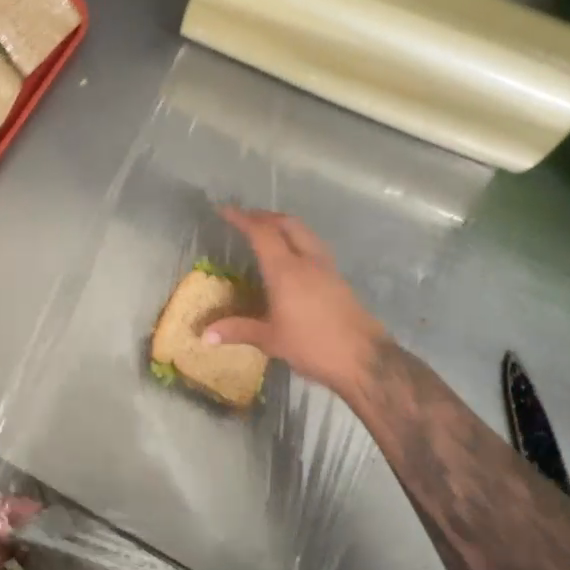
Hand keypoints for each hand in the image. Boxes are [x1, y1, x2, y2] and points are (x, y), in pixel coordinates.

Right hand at [203, 206, 388, 391]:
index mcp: (287, 271)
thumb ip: (238, 331)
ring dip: (284, 226)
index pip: (262, 233)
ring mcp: (327, 269)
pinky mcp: (338, 280)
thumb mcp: (271, 340)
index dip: (242, 218)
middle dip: (265, 216)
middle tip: (246, 219)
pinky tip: (291, 259)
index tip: (225, 210)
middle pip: (288, 224)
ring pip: (305, 233)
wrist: (365, 360)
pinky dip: (297, 241)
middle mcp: (308, 262)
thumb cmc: (314, 346)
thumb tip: (205, 335)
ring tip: (268, 232)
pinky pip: (314, 248)